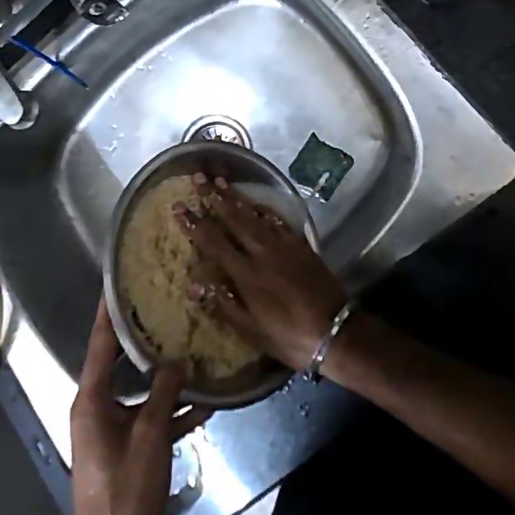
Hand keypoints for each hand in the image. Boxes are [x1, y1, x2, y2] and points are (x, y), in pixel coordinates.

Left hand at [72, 301, 211, 514]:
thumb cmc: (126, 489)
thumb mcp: (148, 437)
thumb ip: (162, 393)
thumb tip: (177, 358)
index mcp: (90, 400)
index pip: (98, 345)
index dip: (107, 314)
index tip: (115, 283)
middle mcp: (97, 409)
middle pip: (120, 365)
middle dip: (141, 341)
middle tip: (163, 309)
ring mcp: (112, 432)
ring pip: (140, 394)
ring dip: (165, 381)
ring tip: (192, 351)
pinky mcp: (129, 453)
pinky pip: (150, 422)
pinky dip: (172, 413)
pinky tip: (204, 403)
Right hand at [176, 174, 348, 369]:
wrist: (336, 332)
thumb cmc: (288, 337)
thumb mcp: (251, 330)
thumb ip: (223, 304)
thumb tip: (194, 285)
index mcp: (246, 273)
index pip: (213, 242)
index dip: (194, 223)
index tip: (179, 207)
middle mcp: (262, 252)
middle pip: (233, 218)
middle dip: (213, 197)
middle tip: (198, 178)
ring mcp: (283, 245)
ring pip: (254, 214)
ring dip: (235, 196)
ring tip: (220, 180)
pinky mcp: (301, 245)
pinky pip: (277, 220)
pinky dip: (263, 208)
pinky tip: (255, 202)